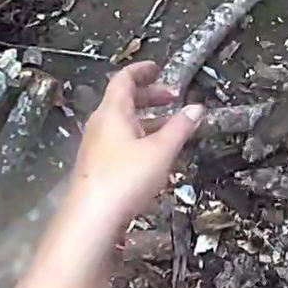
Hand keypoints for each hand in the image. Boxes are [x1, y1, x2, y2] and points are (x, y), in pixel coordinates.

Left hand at [64, 62, 202, 234]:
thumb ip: (180, 127)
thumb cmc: (125, 178)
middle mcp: (101, 125)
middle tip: (175, 98)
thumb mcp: (161, 150)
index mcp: (112, 112)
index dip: (142, 71)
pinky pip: (122, 142)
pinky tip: (157, 154)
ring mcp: (97, 146)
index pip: (124, 79)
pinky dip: (141, 138)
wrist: (91, 220)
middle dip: (151, 96)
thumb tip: (197, 108)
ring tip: (173, 127)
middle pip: (125, 100)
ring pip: (125, 123)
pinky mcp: (98, 167)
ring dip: (149, 120)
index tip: (159, 68)